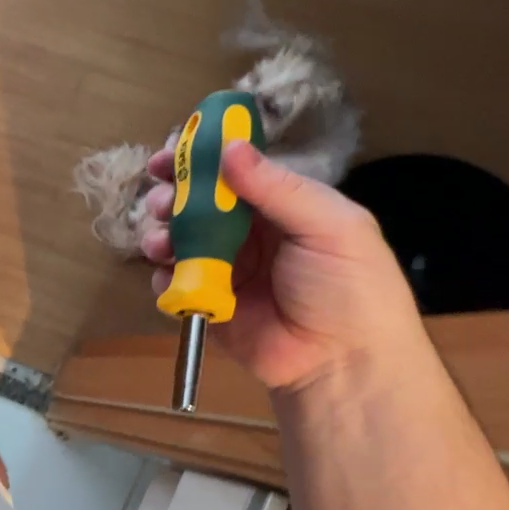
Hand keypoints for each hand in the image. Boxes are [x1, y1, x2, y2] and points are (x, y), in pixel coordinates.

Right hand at [138, 141, 421, 392]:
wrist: (339, 362)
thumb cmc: (349, 288)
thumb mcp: (330, 228)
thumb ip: (278, 189)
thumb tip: (230, 148)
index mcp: (280, 206)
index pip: (233, 171)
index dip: (200, 158)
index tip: (170, 151)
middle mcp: (246, 232)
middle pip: (193, 202)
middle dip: (170, 196)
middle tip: (161, 202)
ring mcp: (221, 266)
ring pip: (173, 238)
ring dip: (159, 234)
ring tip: (161, 244)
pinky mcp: (201, 300)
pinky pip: (168, 280)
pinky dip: (162, 275)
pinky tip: (170, 277)